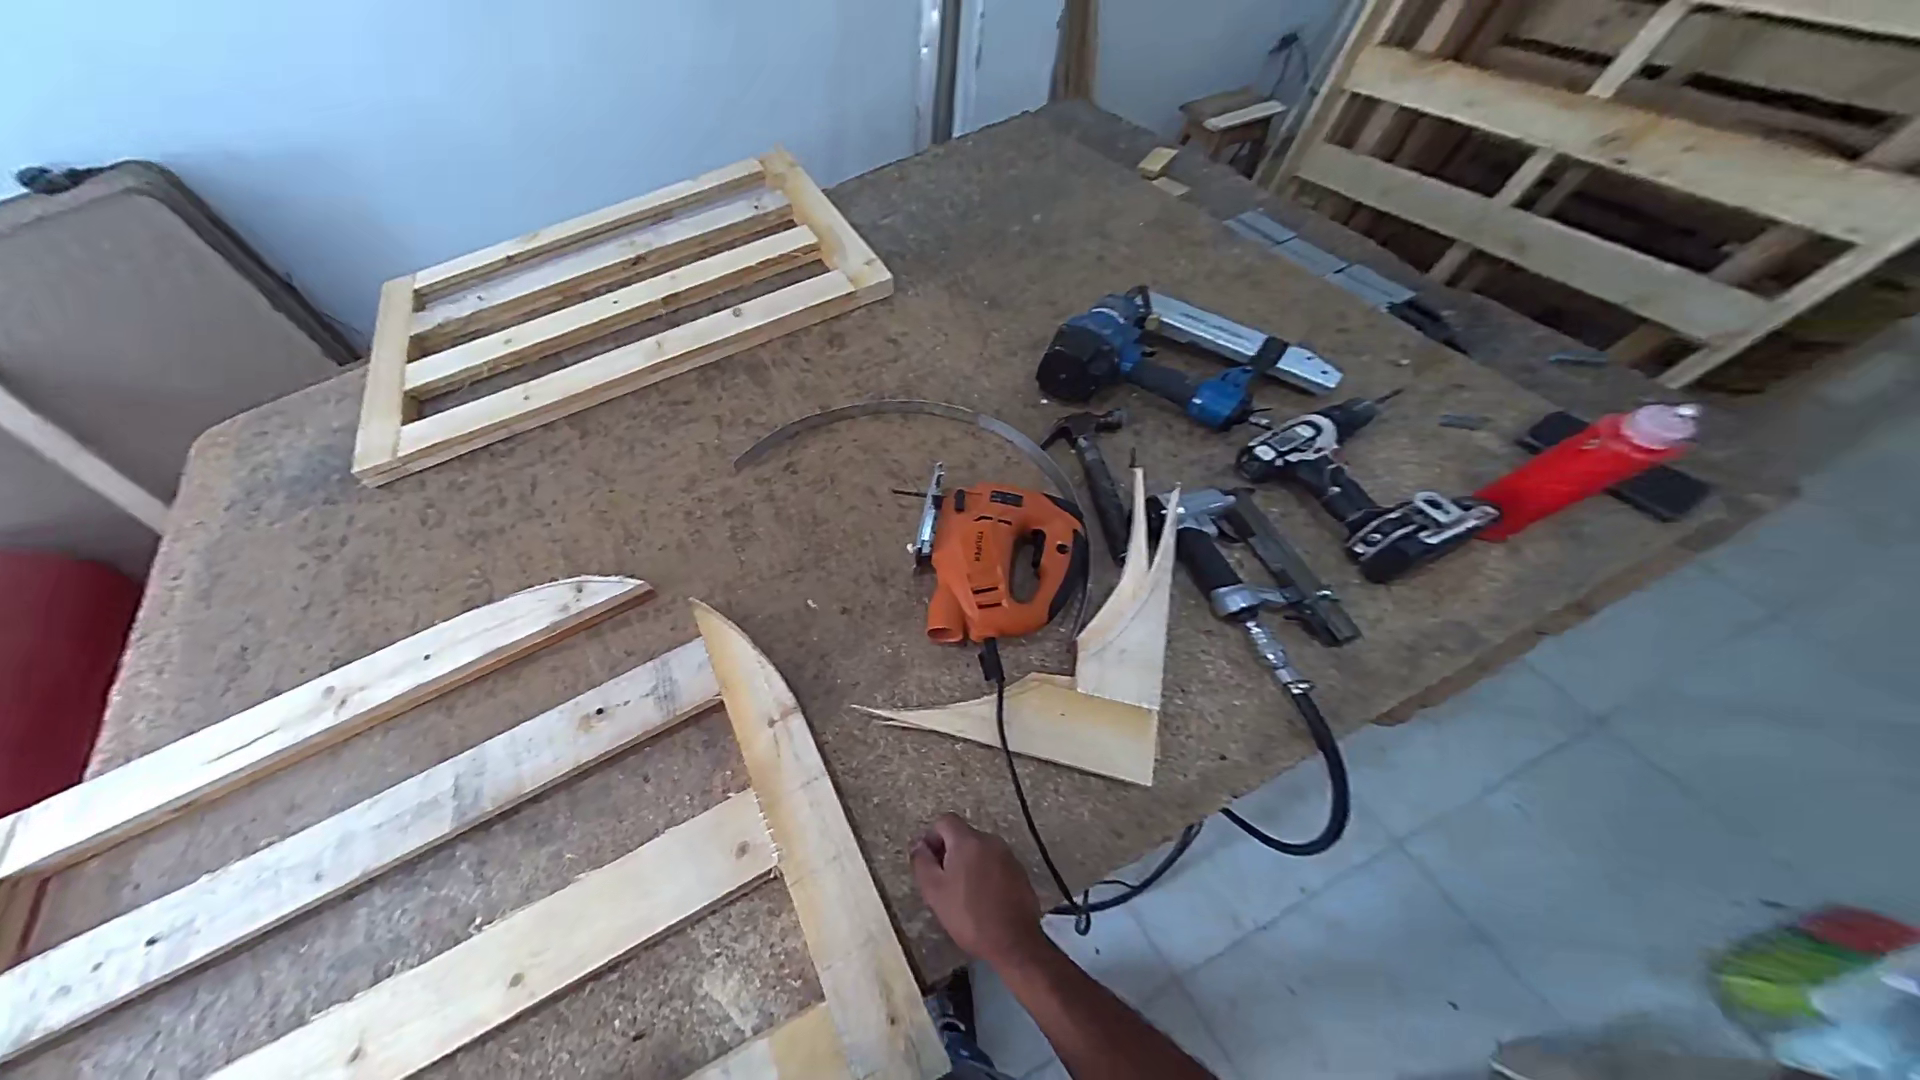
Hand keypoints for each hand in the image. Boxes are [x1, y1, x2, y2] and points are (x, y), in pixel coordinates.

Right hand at [910, 813, 1049, 968]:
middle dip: (949, 852)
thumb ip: (922, 863)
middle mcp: (990, 840)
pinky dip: (985, 873)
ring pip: (979, 850)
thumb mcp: (934, 892)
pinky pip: (995, 863)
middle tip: (942, 882)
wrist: (1014, 941)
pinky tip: (983, 900)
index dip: (932, 837)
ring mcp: (1008, 855)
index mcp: (968, 840)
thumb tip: (918, 844)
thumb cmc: (968, 916)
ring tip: (962, 894)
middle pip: (963, 835)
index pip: (945, 821)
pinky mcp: (1019, 872)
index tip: (929, 861)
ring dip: (967, 864)